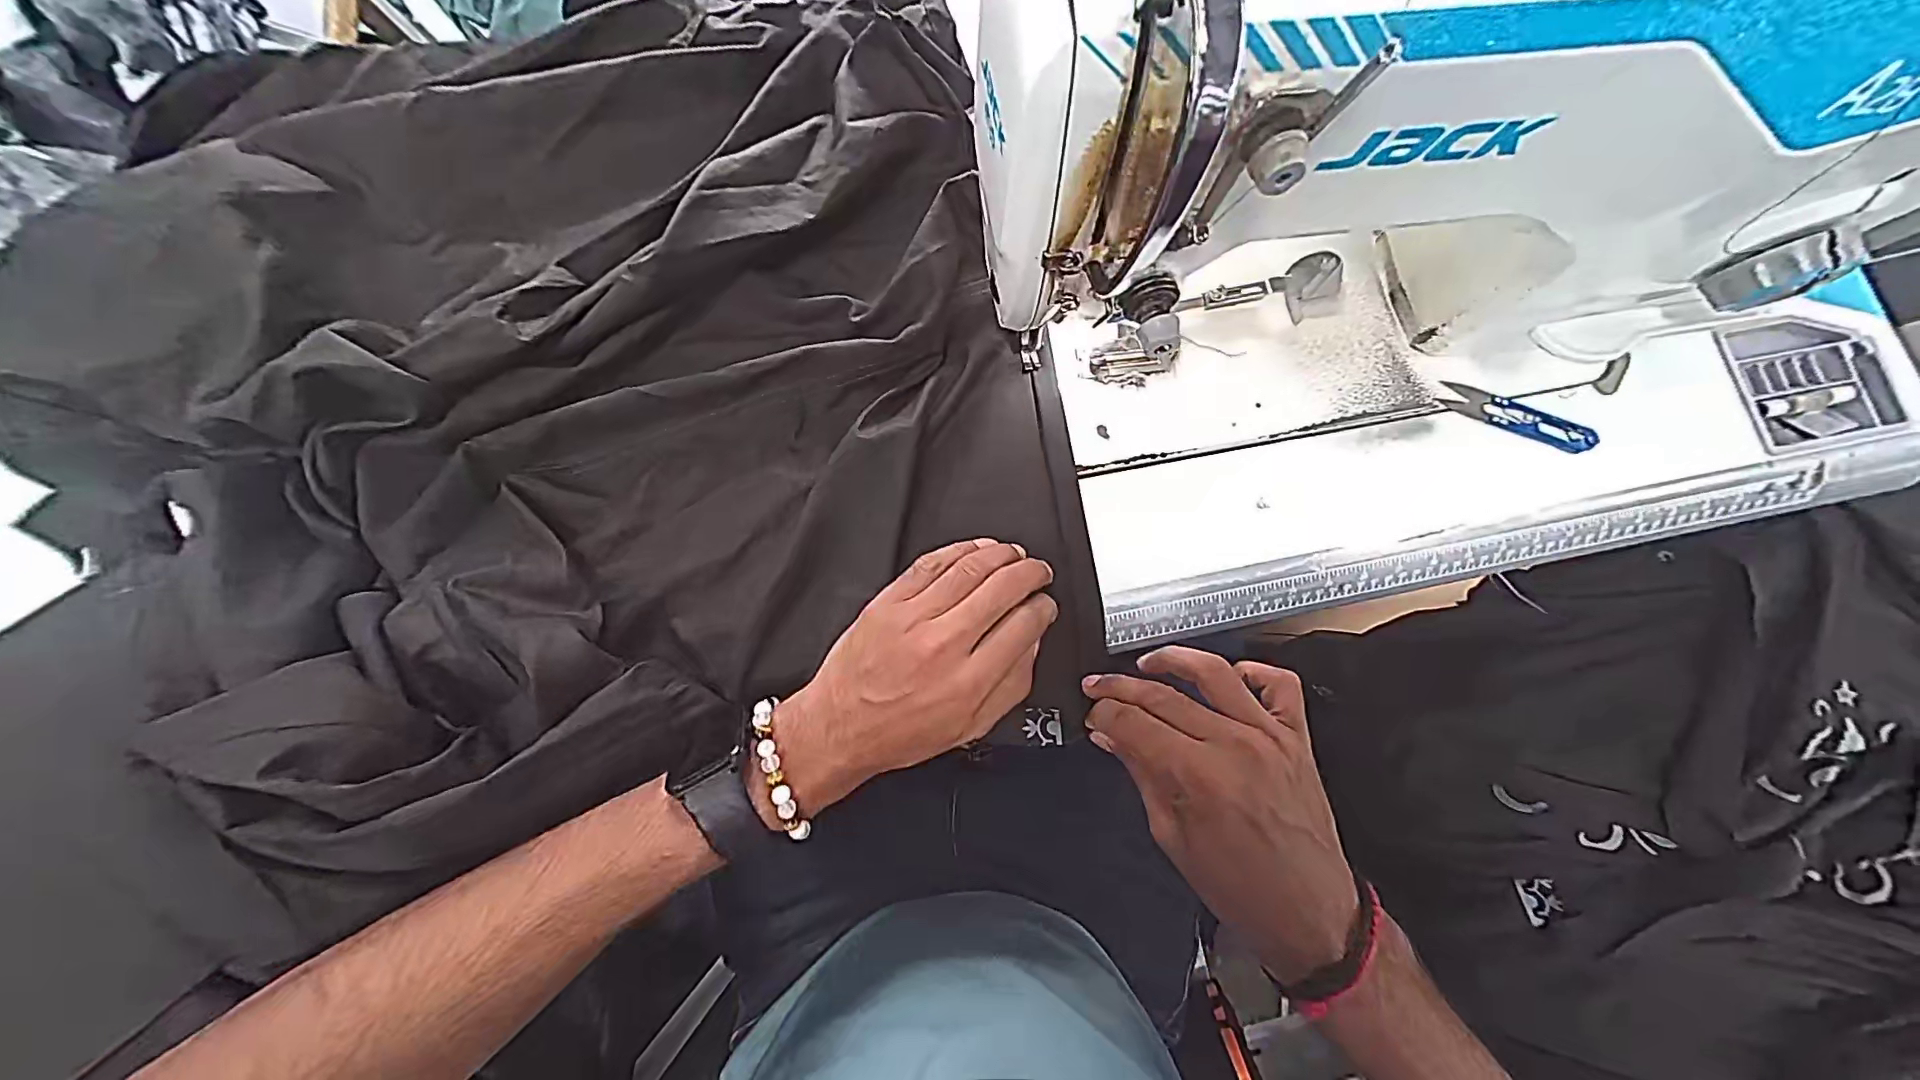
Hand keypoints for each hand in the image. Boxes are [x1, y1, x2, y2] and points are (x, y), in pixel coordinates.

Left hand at [759, 539, 1056, 826]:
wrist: (840, 726)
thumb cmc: (899, 731)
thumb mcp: (969, 726)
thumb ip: (1010, 686)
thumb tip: (1032, 644)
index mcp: (968, 681)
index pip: (1024, 625)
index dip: (1043, 607)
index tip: (1045, 604)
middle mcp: (943, 645)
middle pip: (1002, 588)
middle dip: (1030, 573)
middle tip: (1038, 572)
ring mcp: (912, 619)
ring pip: (969, 568)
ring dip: (1000, 554)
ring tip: (1014, 554)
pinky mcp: (888, 603)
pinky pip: (930, 564)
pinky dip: (959, 550)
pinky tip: (974, 549)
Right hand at [1083, 646, 1356, 983]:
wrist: (1309, 914)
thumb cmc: (1243, 888)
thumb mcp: (1171, 835)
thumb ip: (1141, 774)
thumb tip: (1112, 737)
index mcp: (1199, 777)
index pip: (1133, 721)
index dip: (1103, 712)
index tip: (1093, 713)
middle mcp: (1235, 747)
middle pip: (1163, 694)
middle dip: (1119, 686)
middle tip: (1100, 686)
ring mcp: (1270, 738)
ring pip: (1215, 671)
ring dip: (1174, 659)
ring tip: (1149, 663)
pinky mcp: (1297, 740)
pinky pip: (1279, 684)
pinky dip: (1252, 670)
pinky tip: (1229, 675)